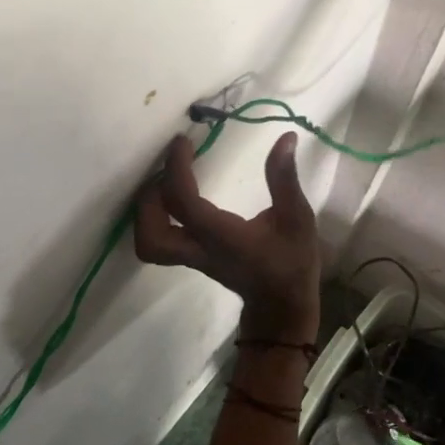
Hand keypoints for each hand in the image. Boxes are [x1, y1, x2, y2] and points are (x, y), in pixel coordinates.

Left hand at [134, 132, 319, 330]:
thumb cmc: (292, 263)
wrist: (282, 305)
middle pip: (150, 231)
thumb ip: (285, 179)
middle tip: (169, 169)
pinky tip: (174, 198)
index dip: (176, 169)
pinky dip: (156, 217)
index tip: (183, 142)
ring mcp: (190, 258)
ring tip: (169, 181)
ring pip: (148, 241)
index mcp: (221, 237)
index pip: (183, 202)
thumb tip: (284, 139)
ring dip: (148, 209)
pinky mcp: (190, 259)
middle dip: (150, 195)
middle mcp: (198, 249)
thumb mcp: (297, 218)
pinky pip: (158, 240)